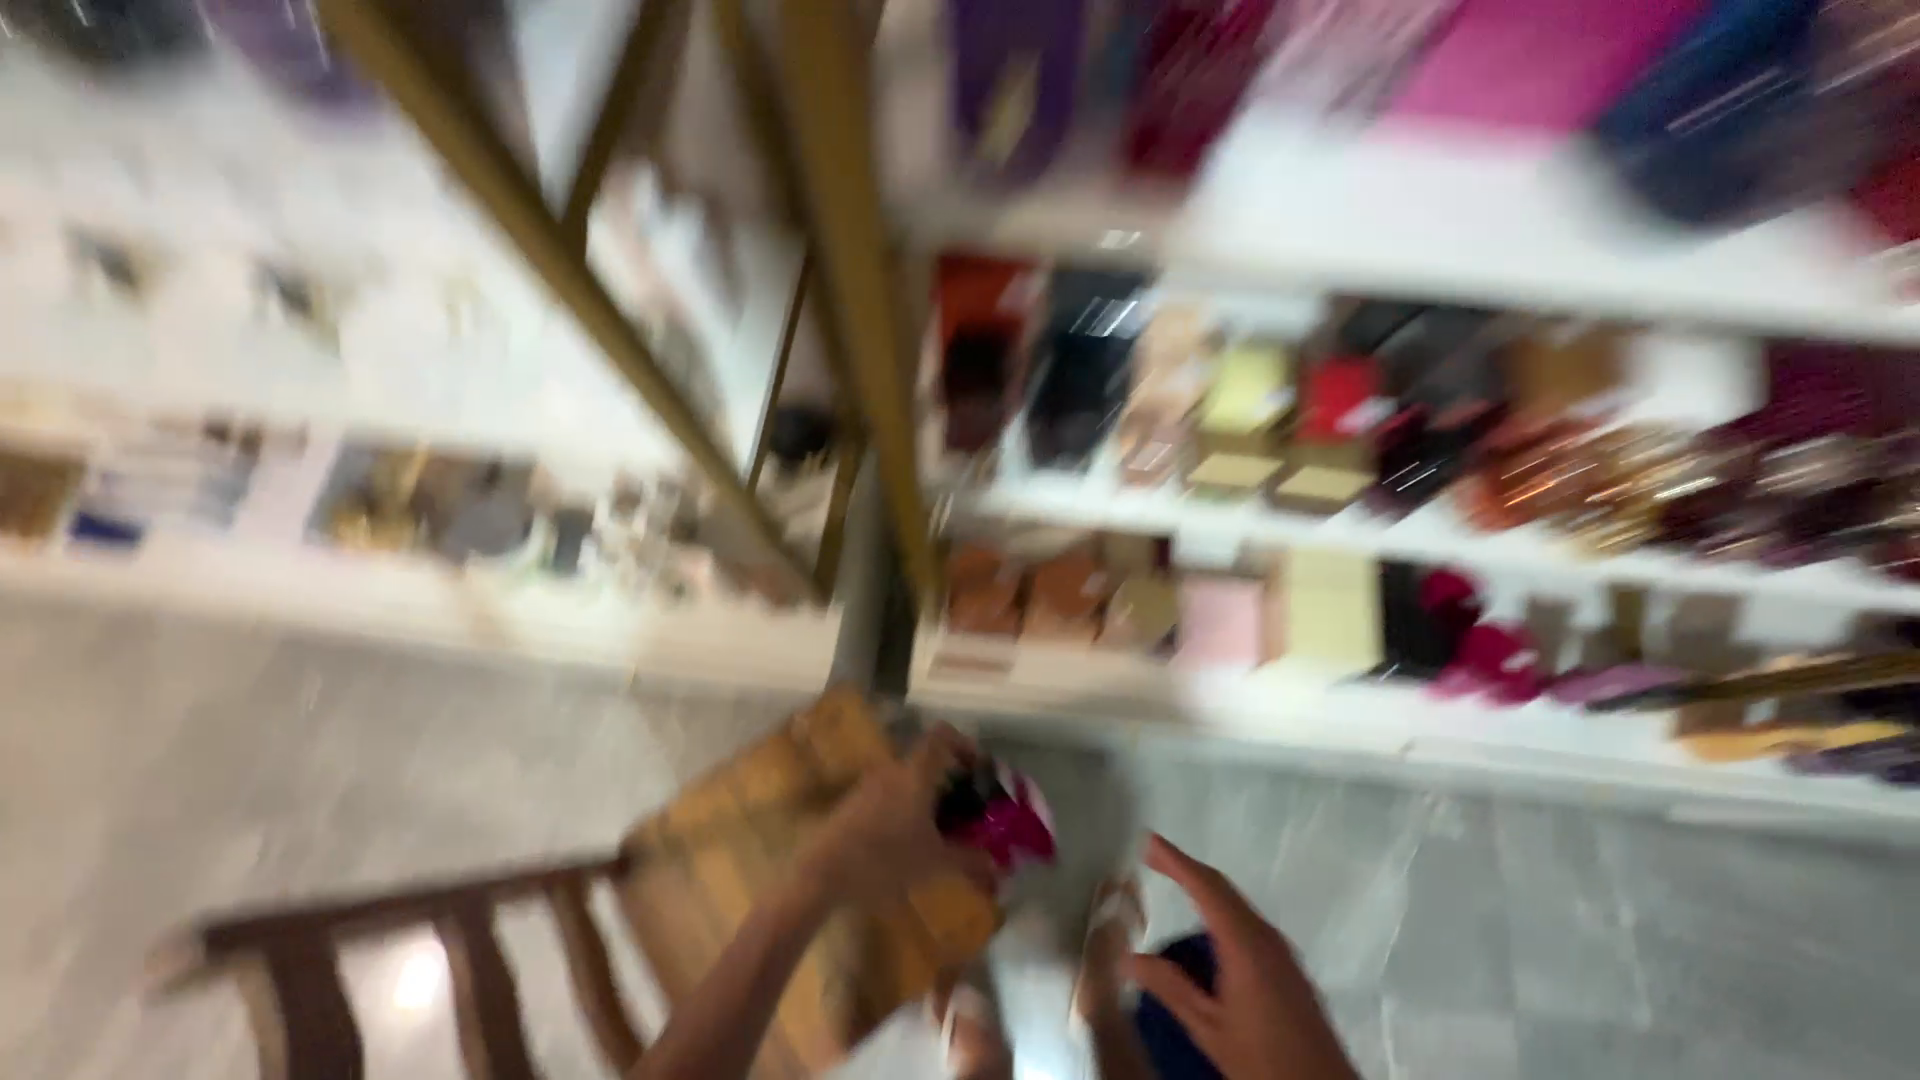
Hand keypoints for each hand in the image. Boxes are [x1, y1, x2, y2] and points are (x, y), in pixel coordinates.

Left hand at [797, 723, 999, 907]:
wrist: (822, 874)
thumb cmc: (885, 860)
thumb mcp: (934, 863)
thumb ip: (968, 859)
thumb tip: (995, 863)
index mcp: (915, 774)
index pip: (941, 735)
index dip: (963, 742)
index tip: (977, 767)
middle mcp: (891, 770)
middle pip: (925, 760)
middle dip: (947, 779)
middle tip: (964, 808)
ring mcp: (867, 785)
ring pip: (905, 779)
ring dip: (924, 796)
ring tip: (937, 829)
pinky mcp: (851, 803)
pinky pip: (886, 795)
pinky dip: (902, 807)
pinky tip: (905, 841)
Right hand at [1128, 835, 1358, 1079]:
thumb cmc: (1265, 1060)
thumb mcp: (1209, 1029)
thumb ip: (1171, 988)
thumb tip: (1130, 957)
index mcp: (1245, 945)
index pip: (1206, 887)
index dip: (1176, 860)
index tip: (1148, 840)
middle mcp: (1267, 938)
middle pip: (1223, 889)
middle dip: (1187, 868)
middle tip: (1152, 856)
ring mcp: (1282, 952)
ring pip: (1237, 905)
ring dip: (1205, 890)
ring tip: (1173, 883)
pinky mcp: (1289, 968)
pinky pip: (1248, 923)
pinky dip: (1220, 911)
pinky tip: (1206, 928)